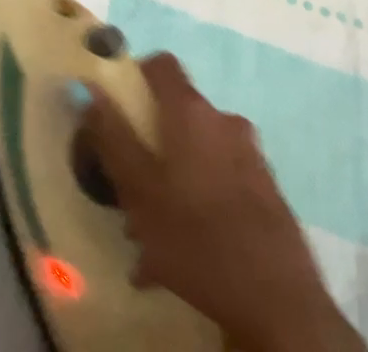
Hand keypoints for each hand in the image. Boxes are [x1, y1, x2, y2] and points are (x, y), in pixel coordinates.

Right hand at [80, 53, 364, 351]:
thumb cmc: (194, 237)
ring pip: (197, 154)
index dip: (134, 77)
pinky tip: (180, 250)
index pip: (161, 65)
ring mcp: (252, 156)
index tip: (115, 111)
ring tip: (149, 232)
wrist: (277, 301)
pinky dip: (195, 203)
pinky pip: (219, 182)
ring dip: (169, 181)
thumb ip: (111, 135)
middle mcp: (226, 122)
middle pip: (177, 115)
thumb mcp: (137, 189)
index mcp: (192, 113)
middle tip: (127, 187)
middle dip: (147, 145)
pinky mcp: (266, 191)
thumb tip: (90, 88)